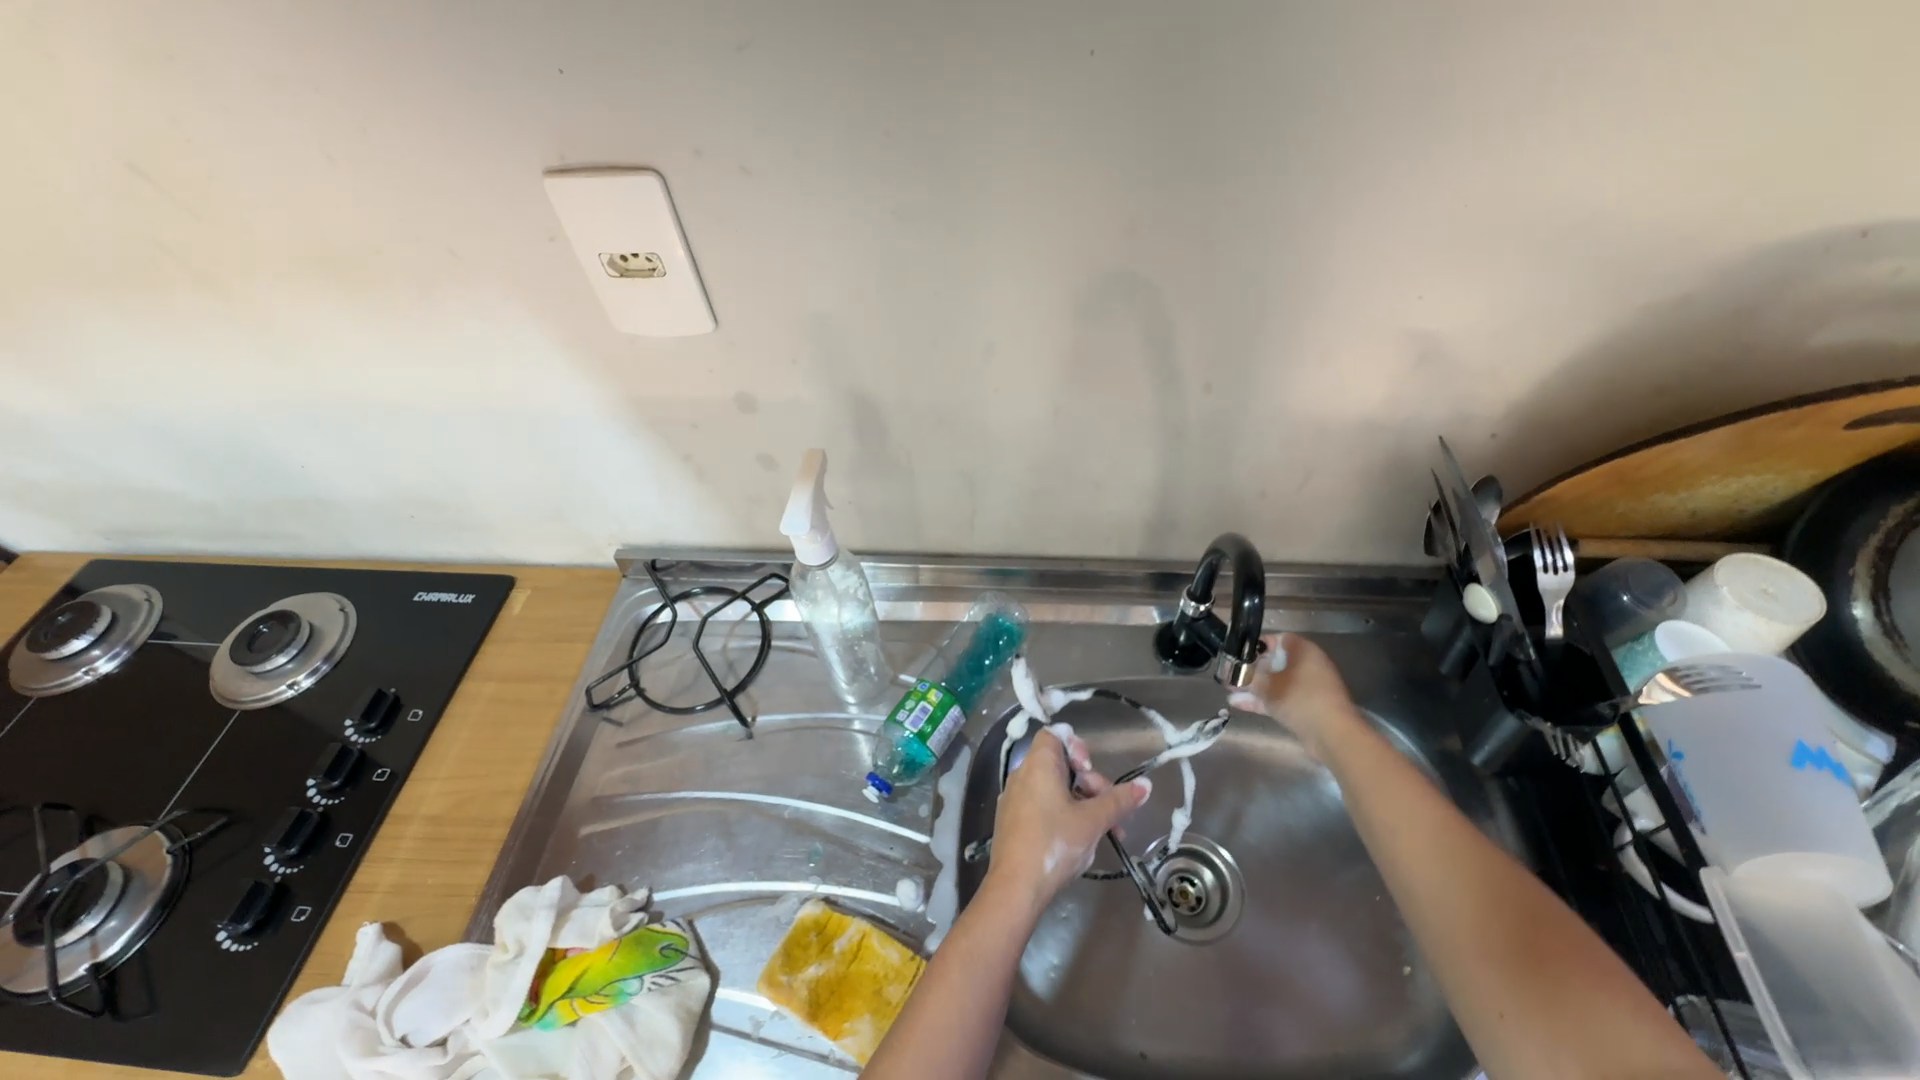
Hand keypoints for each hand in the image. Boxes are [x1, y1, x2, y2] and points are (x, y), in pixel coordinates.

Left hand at [982, 729, 1150, 917]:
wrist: (1015, 887)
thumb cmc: (1054, 843)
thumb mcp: (1093, 821)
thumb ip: (1119, 800)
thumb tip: (1145, 785)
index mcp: (1038, 765)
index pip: (1054, 735)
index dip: (1077, 747)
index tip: (1091, 771)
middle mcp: (1022, 776)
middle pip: (1060, 764)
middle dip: (1090, 784)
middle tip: (1109, 809)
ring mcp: (1015, 800)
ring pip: (1055, 790)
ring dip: (1083, 804)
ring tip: (1109, 831)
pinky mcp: (1013, 822)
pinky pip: (1043, 807)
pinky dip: (1064, 816)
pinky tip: (1082, 841)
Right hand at [1233, 633, 1363, 757]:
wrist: (1332, 734)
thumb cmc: (1300, 699)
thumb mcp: (1268, 685)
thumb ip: (1249, 676)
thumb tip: (1235, 670)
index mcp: (1304, 651)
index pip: (1277, 639)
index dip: (1256, 645)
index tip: (1238, 654)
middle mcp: (1308, 665)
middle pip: (1275, 662)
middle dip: (1251, 670)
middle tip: (1231, 675)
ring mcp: (1308, 687)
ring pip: (1276, 683)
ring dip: (1254, 687)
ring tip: (1230, 691)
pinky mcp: (1306, 706)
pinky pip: (1281, 698)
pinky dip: (1263, 700)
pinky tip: (1239, 704)